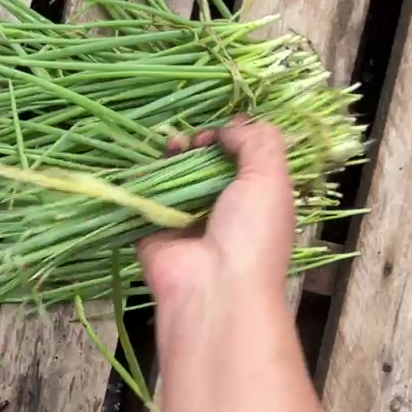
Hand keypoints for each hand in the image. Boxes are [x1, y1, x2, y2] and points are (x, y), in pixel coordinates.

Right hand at [137, 119, 297, 343]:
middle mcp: (218, 211)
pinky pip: (142, 205)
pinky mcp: (150, 236)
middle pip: (203, 168)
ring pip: (172, 182)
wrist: (213, 286)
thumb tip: (229, 125)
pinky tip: (143, 169)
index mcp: (254, 199)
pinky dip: (140, 185)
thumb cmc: (252, 233)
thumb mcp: (271, 175)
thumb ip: (257, 140)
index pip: (239, 160)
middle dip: (197, 147)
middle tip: (191, 140)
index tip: (219, 133)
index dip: (229, 139)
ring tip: (170, 147)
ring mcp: (183, 224)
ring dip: (169, 161)